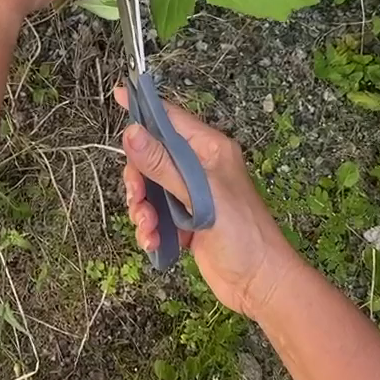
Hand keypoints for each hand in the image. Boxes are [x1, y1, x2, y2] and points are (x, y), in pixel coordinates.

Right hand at [117, 86, 302, 319]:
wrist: (261, 285)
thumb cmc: (242, 234)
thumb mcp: (199, 195)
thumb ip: (163, 164)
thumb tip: (131, 132)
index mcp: (209, 149)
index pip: (171, 119)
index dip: (144, 108)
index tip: (118, 95)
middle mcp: (199, 167)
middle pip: (152, 156)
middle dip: (138, 177)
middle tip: (137, 197)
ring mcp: (191, 194)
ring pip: (150, 186)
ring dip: (141, 207)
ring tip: (148, 227)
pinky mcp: (185, 220)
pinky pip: (155, 212)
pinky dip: (149, 226)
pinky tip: (153, 242)